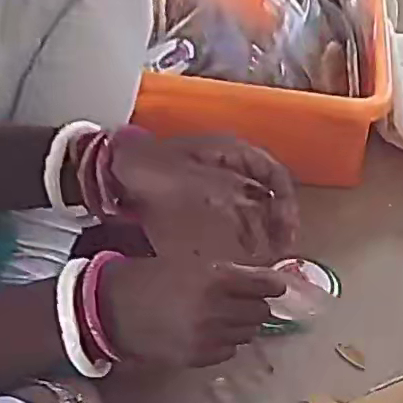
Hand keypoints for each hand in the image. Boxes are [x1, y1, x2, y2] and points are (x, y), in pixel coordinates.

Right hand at [96, 256, 284, 367]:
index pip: (264, 285)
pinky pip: (229, 351)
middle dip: (256, 307)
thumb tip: (262, 281)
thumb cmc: (149, 279)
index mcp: (216, 281)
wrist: (109, 309)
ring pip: (248, 334)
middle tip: (243, 303)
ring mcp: (210, 336)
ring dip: (240, 326)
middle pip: (261, 312)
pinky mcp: (199, 357)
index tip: (275, 288)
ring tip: (220, 318)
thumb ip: (227, 275)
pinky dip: (225, 343)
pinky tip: (207, 334)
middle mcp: (218, 310)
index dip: (272, 286)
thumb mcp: (189, 266)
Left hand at [101, 131, 297, 264]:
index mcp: (233, 151)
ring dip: (268, 227)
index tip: (287, 228)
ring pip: (259, 203)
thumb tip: (262, 207)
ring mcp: (222, 179)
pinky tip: (247, 247)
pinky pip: (240, 212)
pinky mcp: (209, 196)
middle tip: (284, 246)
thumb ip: (231, 192)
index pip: (276, 174)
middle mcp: (234, 164)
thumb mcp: (194, 179)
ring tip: (270, 251)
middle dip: (281, 219)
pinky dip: (248, 230)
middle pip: (272, 190)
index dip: (287, 202)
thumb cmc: (153, 170)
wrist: (114, 172)